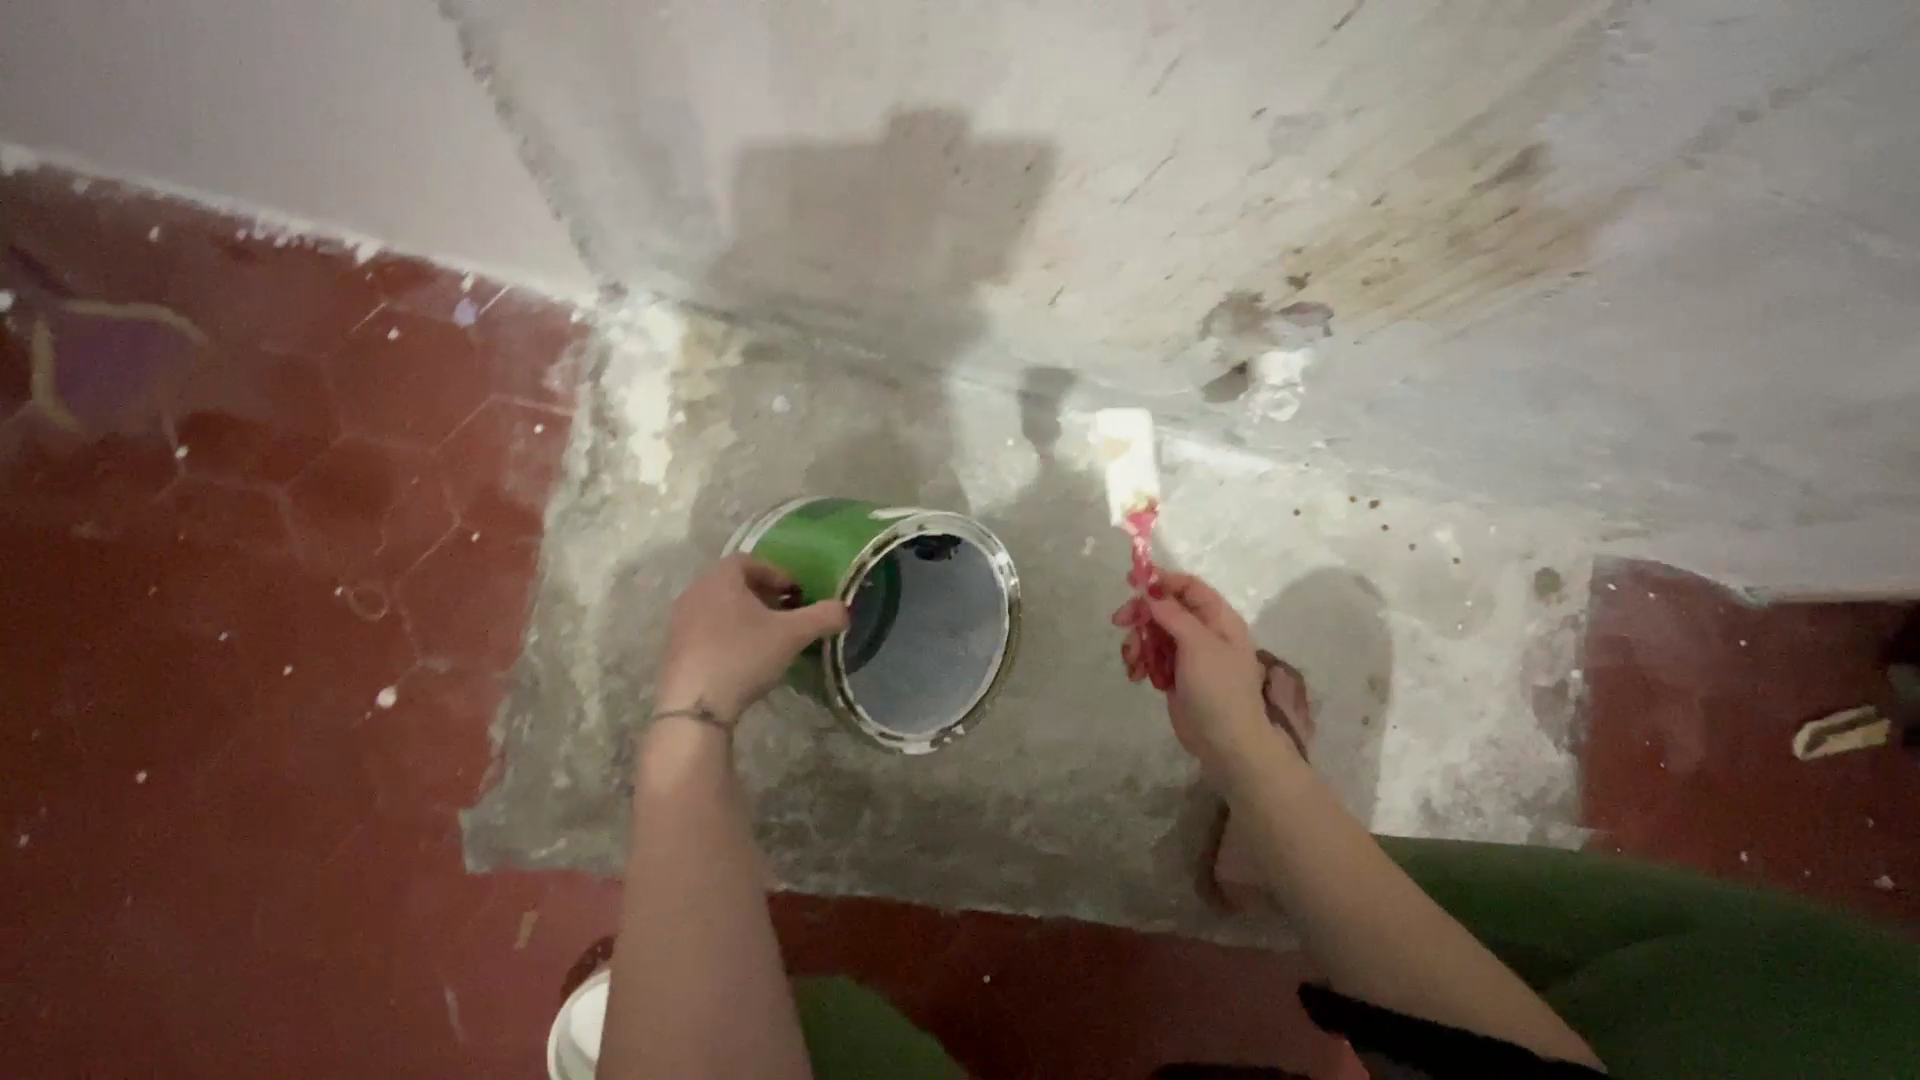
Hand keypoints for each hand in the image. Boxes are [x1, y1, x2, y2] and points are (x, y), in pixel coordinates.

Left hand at [655, 555, 850, 723]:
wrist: (694, 704)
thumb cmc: (744, 656)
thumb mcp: (792, 635)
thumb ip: (823, 617)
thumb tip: (845, 610)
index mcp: (720, 578)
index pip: (749, 560)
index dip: (777, 573)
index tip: (796, 594)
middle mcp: (695, 591)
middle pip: (732, 583)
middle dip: (762, 595)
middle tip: (785, 614)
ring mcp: (679, 620)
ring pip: (718, 607)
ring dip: (743, 616)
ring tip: (766, 638)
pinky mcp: (673, 648)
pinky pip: (704, 629)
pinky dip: (726, 634)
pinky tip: (742, 659)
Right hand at [1113, 572, 1276, 772]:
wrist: (1225, 742)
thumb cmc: (1218, 688)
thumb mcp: (1198, 644)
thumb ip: (1173, 613)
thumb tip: (1151, 590)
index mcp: (1218, 619)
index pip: (1188, 587)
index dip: (1162, 581)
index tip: (1132, 582)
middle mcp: (1204, 633)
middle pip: (1165, 609)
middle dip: (1141, 615)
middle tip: (1120, 622)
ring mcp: (1188, 655)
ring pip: (1154, 634)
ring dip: (1138, 643)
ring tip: (1134, 662)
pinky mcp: (1175, 675)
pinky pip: (1151, 657)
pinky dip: (1141, 662)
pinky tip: (1137, 675)